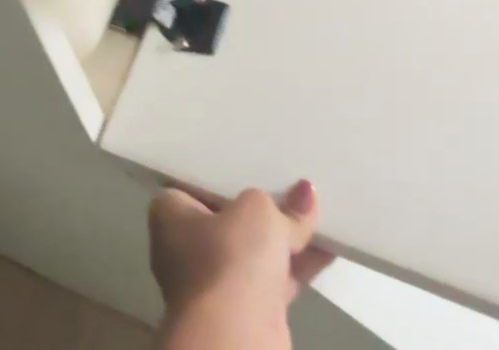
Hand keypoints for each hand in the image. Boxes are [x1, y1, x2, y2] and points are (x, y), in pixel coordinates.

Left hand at [148, 181, 331, 331]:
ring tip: (317, 209)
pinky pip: (273, 279)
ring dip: (283, 237)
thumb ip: (282, 205)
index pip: (192, 185)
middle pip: (226, 219)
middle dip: (257, 208)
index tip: (247, 165)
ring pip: (252, 251)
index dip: (220, 177)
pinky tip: (329, 247)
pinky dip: (297, 265)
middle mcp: (183, 248)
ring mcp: (213, 284)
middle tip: (288, 183)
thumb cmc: (228, 258)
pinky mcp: (243, 312)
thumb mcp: (257, 212)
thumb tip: (305, 194)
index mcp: (169, 215)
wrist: (234, 339)